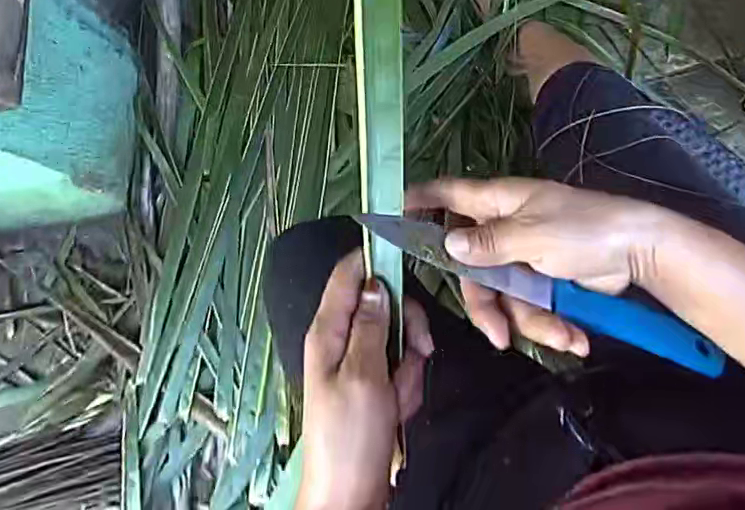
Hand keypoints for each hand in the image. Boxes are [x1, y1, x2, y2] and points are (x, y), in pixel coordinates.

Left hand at [298, 249, 433, 509]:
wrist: (351, 501)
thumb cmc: (351, 439)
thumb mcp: (364, 375)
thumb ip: (371, 324)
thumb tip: (376, 281)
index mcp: (328, 330)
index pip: (348, 272)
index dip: (375, 259)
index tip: (405, 258)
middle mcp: (341, 339)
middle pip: (383, 302)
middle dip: (407, 326)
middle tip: (416, 350)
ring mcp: (359, 362)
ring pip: (398, 335)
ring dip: (408, 365)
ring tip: (398, 397)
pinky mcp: (374, 384)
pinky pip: (401, 365)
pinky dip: (407, 385)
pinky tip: (399, 409)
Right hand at [406, 178, 682, 356]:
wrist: (637, 250)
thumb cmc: (582, 229)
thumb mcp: (531, 236)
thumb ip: (488, 245)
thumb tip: (447, 245)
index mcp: (497, 203)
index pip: (447, 195)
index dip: (419, 202)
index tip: (390, 217)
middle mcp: (504, 227)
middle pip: (472, 269)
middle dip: (486, 305)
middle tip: (498, 335)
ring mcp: (525, 255)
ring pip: (504, 296)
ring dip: (531, 324)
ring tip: (565, 337)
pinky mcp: (546, 279)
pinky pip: (532, 307)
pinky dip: (552, 326)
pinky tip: (576, 337)